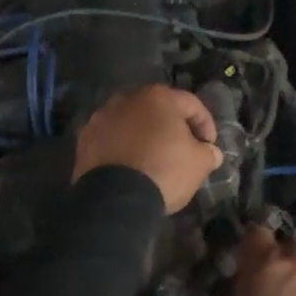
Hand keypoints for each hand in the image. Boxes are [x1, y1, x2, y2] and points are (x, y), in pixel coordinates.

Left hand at [75, 84, 221, 211]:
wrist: (114, 198)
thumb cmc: (163, 171)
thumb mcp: (199, 164)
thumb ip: (208, 152)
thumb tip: (210, 152)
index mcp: (159, 97)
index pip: (191, 104)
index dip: (205, 124)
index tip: (209, 146)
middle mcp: (128, 98)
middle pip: (157, 108)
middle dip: (172, 126)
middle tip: (182, 148)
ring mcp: (102, 117)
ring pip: (131, 121)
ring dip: (143, 134)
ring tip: (152, 156)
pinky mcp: (85, 138)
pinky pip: (111, 138)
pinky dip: (122, 146)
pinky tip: (129, 165)